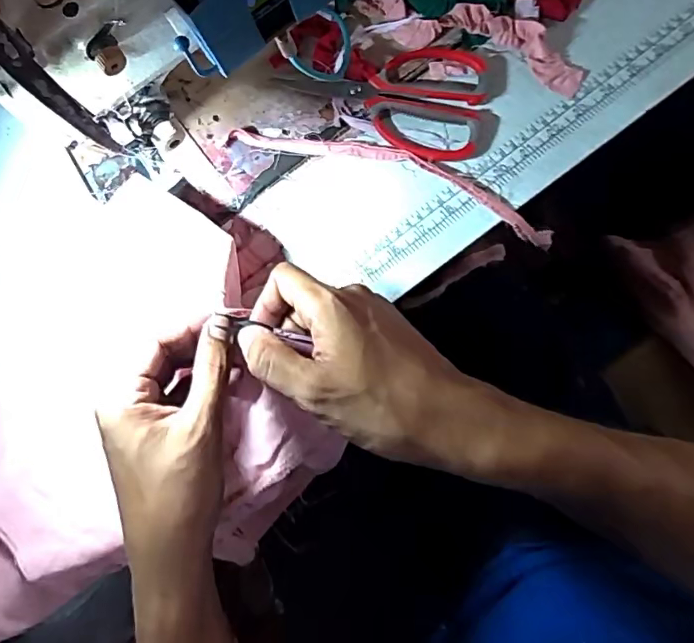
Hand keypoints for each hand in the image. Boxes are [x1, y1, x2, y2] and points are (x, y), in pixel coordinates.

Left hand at [96, 317, 230, 565]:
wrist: (173, 557)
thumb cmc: (181, 491)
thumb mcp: (201, 422)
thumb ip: (211, 366)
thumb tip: (222, 322)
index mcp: (119, 397)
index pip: (156, 341)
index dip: (193, 325)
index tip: (229, 317)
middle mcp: (121, 402)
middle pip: (164, 355)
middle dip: (201, 343)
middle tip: (238, 333)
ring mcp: (136, 417)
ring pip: (173, 373)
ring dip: (204, 362)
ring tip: (237, 352)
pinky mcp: (153, 430)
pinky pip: (176, 393)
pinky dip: (201, 383)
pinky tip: (227, 376)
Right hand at [239, 263, 503, 470]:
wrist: (448, 416)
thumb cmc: (379, 406)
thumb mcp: (313, 391)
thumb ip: (270, 360)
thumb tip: (245, 337)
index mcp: (331, 302)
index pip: (280, 278)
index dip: (263, 309)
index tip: (266, 348)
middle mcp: (352, 293)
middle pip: (301, 298)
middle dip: (287, 334)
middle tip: (294, 378)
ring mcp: (374, 307)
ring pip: (322, 315)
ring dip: (310, 345)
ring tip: (323, 386)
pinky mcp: (388, 324)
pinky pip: (345, 324)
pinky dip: (333, 347)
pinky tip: (347, 382)